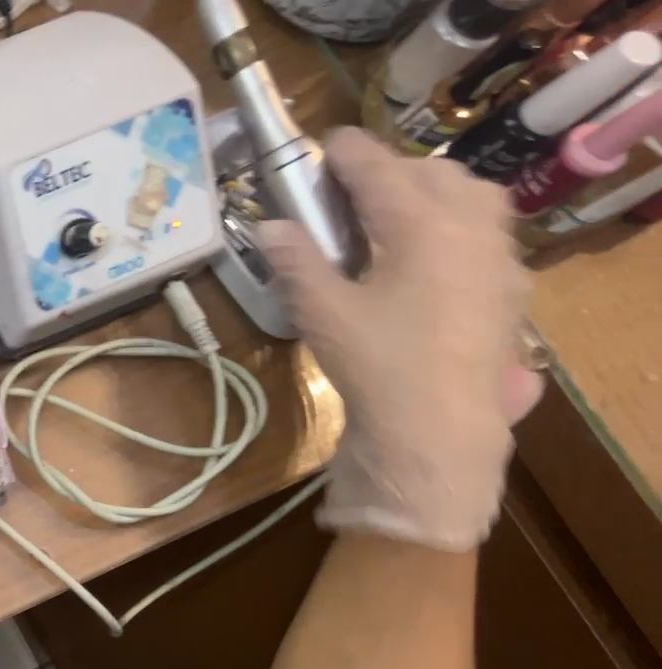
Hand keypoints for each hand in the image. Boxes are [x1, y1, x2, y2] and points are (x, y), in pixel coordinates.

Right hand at [259, 128, 543, 551]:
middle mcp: (470, 226)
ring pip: (470, 197)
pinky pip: (483, 233)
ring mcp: (497, 255)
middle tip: (346, 193)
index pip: (382, 170)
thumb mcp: (322, 312)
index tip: (326, 142)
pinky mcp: (506, 286)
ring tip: (388, 219)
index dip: (349, 153)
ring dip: (428, 193)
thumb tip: (267, 226)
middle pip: (434, 174)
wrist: (436, 420)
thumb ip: (296, 263)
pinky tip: (423, 260)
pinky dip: (450, 226)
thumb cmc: (375, 361)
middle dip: (390, 172)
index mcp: (422, 225)